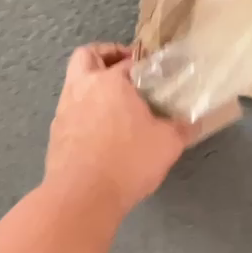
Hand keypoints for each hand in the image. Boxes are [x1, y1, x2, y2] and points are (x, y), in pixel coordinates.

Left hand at [44, 43, 191, 217]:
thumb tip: (194, 121)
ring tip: (118, 104)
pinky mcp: (57, 133)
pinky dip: (86, 110)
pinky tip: (104, 130)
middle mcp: (83, 88)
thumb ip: (182, 128)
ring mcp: (65, 110)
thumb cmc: (128, 161)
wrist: (82, 196)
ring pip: (76, 83)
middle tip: (126, 69)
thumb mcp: (168, 144)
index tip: (158, 73)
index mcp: (111, 82)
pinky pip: (72, 109)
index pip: (129, 60)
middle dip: (106, 56)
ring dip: (94, 84)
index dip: (145, 63)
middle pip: (87, 56)